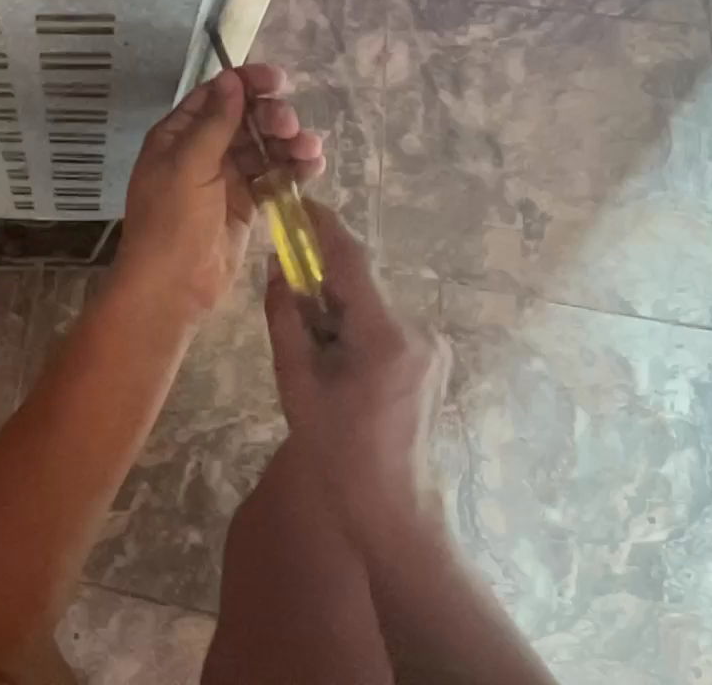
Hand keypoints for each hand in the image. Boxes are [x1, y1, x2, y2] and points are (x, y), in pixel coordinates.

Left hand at [113, 66, 324, 319]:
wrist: (172, 285)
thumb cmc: (172, 221)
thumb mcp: (188, 165)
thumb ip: (214, 123)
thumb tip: (232, 79)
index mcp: (177, 136)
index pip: (215, 96)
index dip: (246, 83)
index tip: (278, 80)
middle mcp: (201, 151)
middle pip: (244, 119)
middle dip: (271, 116)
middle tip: (289, 127)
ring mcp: (225, 178)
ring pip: (263, 147)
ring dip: (289, 143)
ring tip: (309, 151)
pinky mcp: (246, 203)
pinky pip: (273, 176)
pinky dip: (292, 169)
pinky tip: (312, 167)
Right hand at [263, 202, 451, 534]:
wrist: (391, 508)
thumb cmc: (336, 449)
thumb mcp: (296, 381)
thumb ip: (285, 318)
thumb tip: (278, 268)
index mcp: (386, 336)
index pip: (351, 261)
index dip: (323, 227)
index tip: (298, 202)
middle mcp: (419, 331)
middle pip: (360, 284)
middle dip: (320, 281)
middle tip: (285, 296)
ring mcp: (432, 346)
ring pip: (371, 306)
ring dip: (336, 309)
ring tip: (310, 349)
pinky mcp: (433, 360)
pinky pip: (384, 325)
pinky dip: (353, 327)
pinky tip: (336, 363)